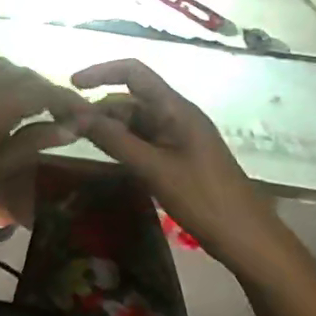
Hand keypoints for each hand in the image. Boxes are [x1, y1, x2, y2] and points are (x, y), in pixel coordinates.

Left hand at [0, 58, 86, 211]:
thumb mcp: (6, 164)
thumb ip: (38, 139)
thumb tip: (73, 126)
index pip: (39, 91)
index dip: (65, 99)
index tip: (85, 111)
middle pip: (22, 75)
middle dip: (46, 88)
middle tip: (65, 111)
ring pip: (2, 67)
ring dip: (24, 80)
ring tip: (39, 103)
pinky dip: (2, 79)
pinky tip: (9, 100)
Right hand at [71, 60, 288, 266]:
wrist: (250, 242)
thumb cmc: (205, 200)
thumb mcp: (154, 169)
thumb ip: (114, 140)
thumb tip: (74, 115)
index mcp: (175, 109)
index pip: (134, 72)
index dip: (101, 72)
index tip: (72, 85)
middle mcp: (175, 116)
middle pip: (129, 99)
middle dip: (98, 108)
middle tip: (66, 125)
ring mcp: (177, 137)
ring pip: (133, 122)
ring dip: (107, 128)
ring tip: (78, 141)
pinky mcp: (176, 157)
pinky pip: (142, 141)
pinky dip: (121, 144)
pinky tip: (105, 156)